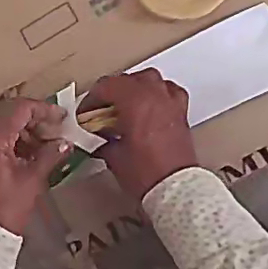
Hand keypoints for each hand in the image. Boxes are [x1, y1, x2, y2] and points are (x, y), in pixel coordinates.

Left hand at [0, 98, 70, 234]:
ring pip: (7, 126)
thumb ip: (50, 156)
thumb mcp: (32, 179)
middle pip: (13, 116)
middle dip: (37, 123)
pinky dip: (17, 142)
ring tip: (49, 147)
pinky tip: (34, 154)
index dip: (44, 110)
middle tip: (58, 134)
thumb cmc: (5, 207)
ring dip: (29, 133)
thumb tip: (65, 144)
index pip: (22, 109)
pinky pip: (0, 138)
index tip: (62, 117)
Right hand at [85, 69, 195, 200]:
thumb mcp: (114, 156)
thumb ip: (102, 139)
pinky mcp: (181, 113)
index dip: (92, 99)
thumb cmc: (146, 174)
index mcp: (136, 102)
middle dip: (111, 92)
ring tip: (124, 104)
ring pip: (150, 79)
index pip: (107, 86)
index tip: (85, 113)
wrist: (175, 189)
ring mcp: (171, 103)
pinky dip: (158, 92)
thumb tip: (96, 136)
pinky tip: (151, 104)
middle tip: (100, 110)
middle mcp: (155, 96)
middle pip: (127, 79)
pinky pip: (169, 91)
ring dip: (134, 87)